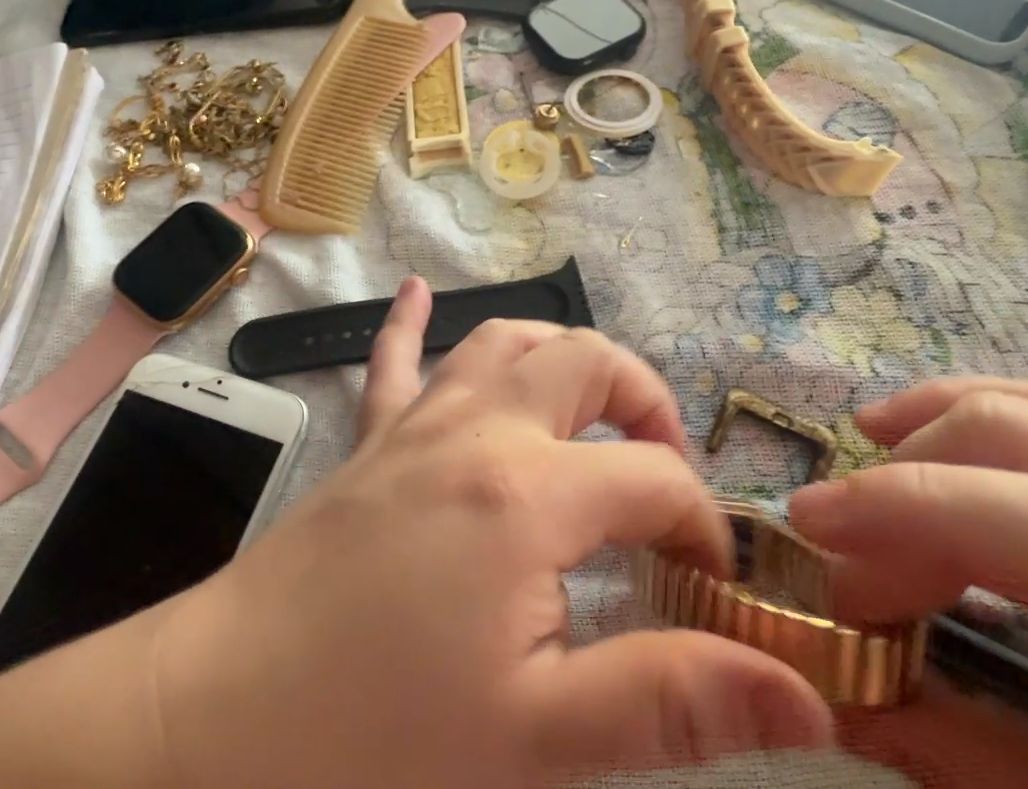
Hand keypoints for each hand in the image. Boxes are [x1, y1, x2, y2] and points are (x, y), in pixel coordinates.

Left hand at [147, 277, 834, 787]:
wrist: (220, 710)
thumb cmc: (374, 732)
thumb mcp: (538, 735)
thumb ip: (673, 703)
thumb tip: (807, 698)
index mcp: (526, 495)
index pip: (654, 480)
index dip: (700, 528)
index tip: (708, 587)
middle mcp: (473, 431)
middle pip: (585, 363)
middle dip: (647, 403)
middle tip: (664, 478)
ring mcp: (412, 426)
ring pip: (501, 342)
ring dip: (560, 361)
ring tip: (593, 412)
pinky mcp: (366, 444)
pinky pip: (392, 361)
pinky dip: (414, 324)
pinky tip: (418, 293)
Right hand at [787, 378, 1027, 788]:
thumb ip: (984, 765)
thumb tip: (838, 703)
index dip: (912, 511)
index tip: (809, 534)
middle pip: (1018, 445)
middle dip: (897, 495)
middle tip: (839, 576)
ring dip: (920, 439)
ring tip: (851, 483)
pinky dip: (974, 414)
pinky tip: (919, 429)